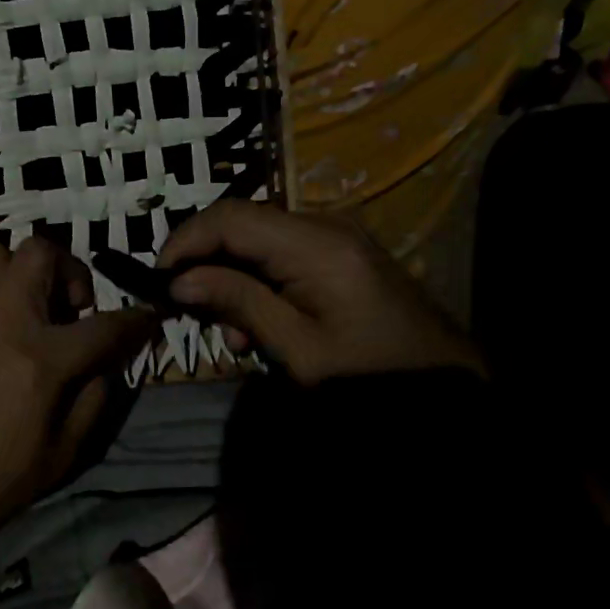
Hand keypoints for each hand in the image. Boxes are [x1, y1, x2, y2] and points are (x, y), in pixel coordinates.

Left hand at [0, 238, 156, 540]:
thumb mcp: (65, 452)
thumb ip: (96, 395)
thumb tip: (107, 359)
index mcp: (40, 357)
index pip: (104, 324)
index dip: (135, 320)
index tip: (149, 315)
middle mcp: (1, 316)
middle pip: (44, 254)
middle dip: (69, 272)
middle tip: (70, 309)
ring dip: (22, 271)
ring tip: (26, 308)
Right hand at [159, 201, 480, 384]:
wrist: (451, 391)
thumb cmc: (372, 380)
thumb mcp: (299, 349)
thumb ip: (239, 303)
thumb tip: (179, 279)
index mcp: (317, 244)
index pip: (231, 217)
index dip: (186, 241)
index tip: (158, 280)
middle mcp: (326, 224)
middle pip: (244, 224)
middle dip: (207, 262)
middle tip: (188, 312)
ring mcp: (338, 236)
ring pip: (260, 239)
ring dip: (233, 276)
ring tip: (229, 333)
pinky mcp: (343, 253)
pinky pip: (286, 253)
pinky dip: (261, 281)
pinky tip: (258, 325)